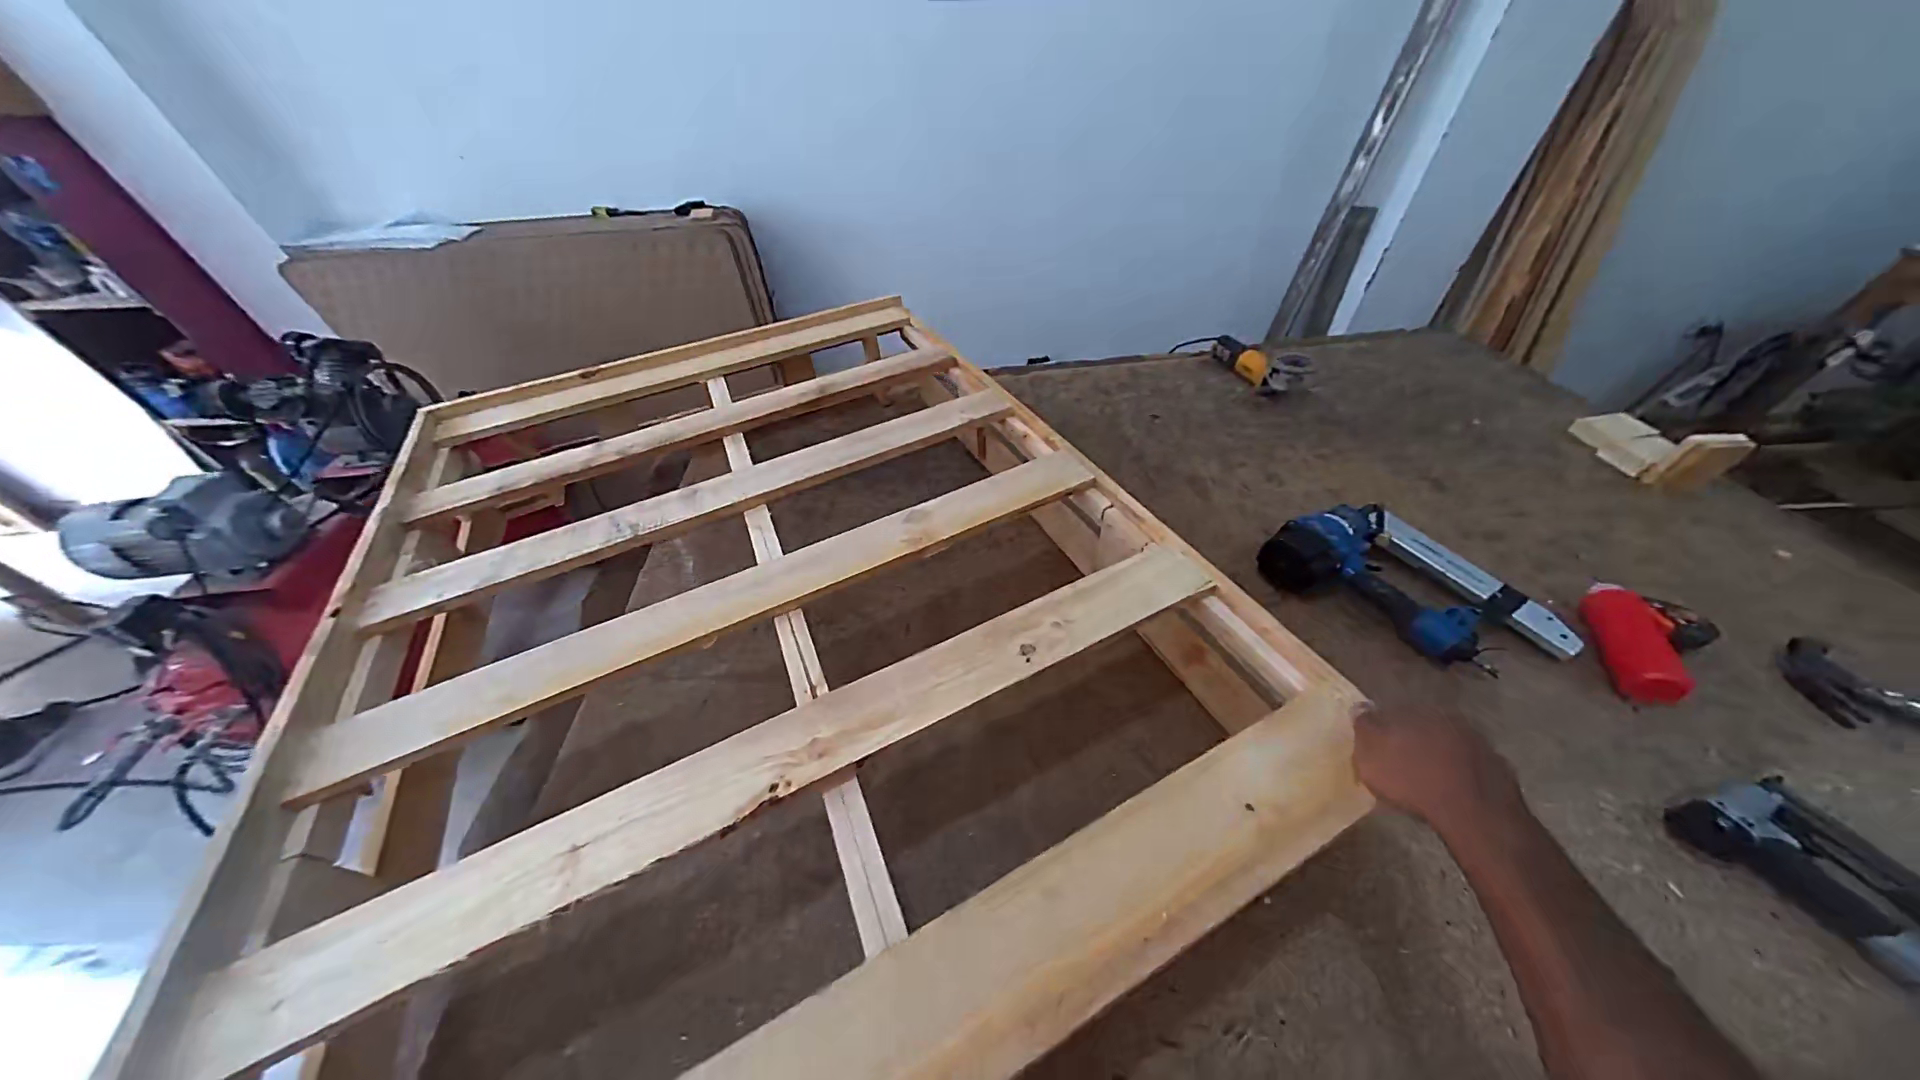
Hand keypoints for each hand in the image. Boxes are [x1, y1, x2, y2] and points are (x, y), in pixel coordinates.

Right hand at [1353, 704, 1525, 836]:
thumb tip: (1360, 707)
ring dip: (1435, 756)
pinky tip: (1449, 790)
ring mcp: (1478, 743)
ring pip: (1447, 744)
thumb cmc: (1412, 780)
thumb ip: (1364, 729)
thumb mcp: (1371, 756)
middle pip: (1421, 725)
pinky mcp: (1498, 769)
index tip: (1375, 743)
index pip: (1391, 710)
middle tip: (1398, 762)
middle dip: (1410, 740)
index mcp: (1415, 710)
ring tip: (1423, 779)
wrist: (1475, 813)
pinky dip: (1458, 774)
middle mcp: (1448, 718)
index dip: (1381, 727)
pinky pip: (1469, 766)